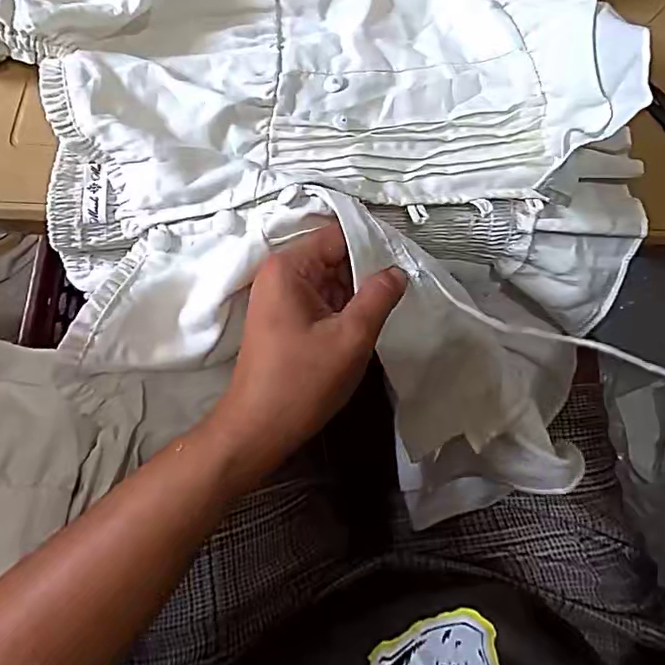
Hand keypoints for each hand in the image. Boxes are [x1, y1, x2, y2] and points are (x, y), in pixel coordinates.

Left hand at [199, 223, 406, 488]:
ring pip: (328, 279)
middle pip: (333, 256)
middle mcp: (278, 273)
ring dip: (355, 292)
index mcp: (288, 267)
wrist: (258, 427)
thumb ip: (377, 297)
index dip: (372, 244)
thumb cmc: (302, 382)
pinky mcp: (282, 316)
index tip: (406, 258)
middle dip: (366, 270)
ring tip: (391, 306)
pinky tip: (365, 323)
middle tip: (405, 286)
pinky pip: (319, 299)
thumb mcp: (350, 338)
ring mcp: (278, 295)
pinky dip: (342, 308)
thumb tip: (397, 270)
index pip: (337, 236)